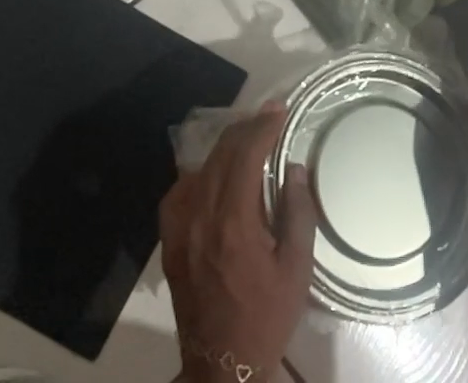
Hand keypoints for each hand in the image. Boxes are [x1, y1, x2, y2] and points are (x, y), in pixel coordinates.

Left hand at [160, 103, 317, 382]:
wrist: (222, 359)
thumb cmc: (267, 314)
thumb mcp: (296, 268)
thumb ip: (297, 213)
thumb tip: (294, 167)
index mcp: (234, 222)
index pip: (246, 155)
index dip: (263, 126)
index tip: (279, 109)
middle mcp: (200, 215)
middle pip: (221, 154)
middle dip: (246, 128)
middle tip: (268, 115)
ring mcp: (179, 225)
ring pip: (200, 167)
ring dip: (226, 147)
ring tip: (248, 138)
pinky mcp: (169, 237)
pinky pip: (182, 189)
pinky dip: (202, 171)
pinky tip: (217, 172)